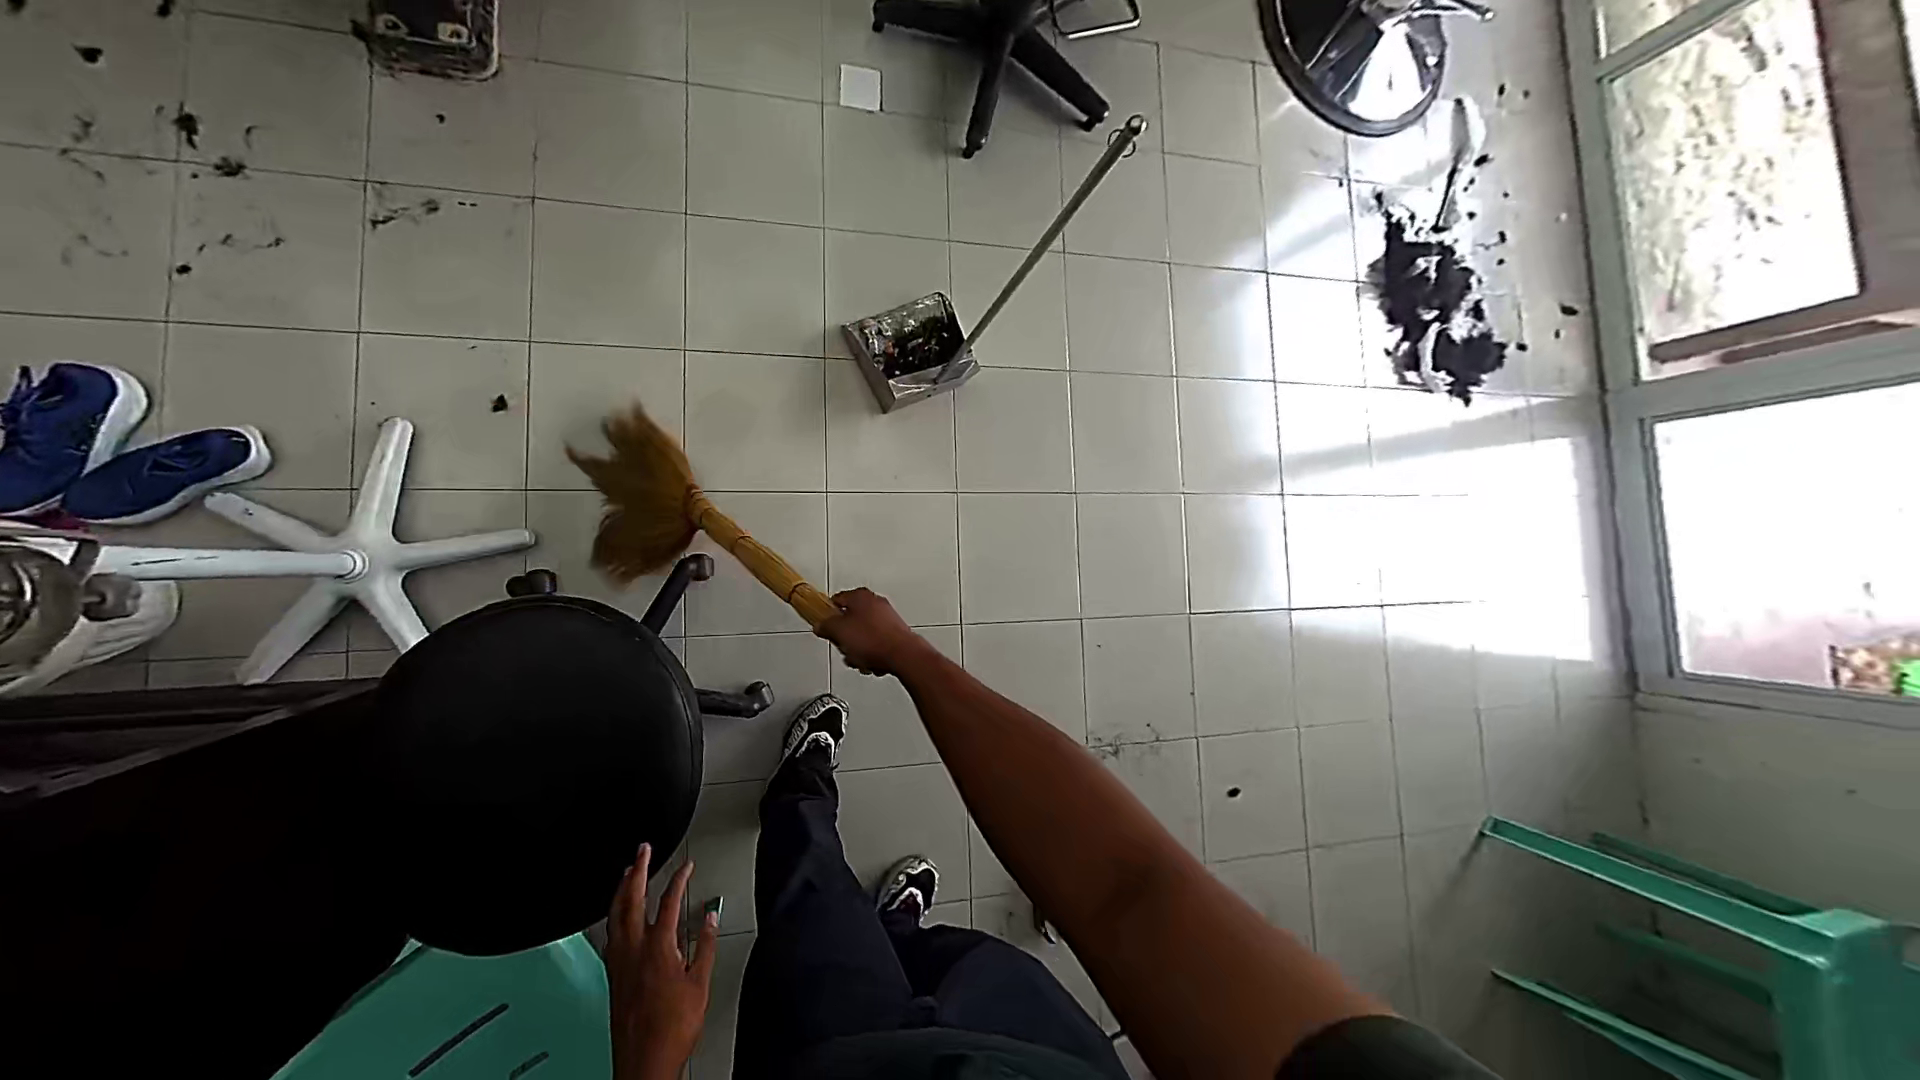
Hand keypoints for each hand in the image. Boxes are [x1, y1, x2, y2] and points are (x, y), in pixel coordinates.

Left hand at [607, 845, 716, 1079]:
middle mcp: (633, 951)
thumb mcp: (700, 984)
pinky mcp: (611, 976)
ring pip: (614, 915)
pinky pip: (609, 934)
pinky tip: (617, 915)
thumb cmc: (673, 1028)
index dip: (680, 878)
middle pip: (631, 899)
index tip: (687, 866)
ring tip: (627, 871)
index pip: (669, 901)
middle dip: (637, 870)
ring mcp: (618, 963)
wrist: (644, 1064)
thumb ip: (705, 945)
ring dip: (621, 889)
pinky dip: (614, 914)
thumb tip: (710, 917)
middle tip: (643, 850)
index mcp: (658, 948)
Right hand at [815, 587, 933, 675]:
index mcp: (860, 596)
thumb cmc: (874, 640)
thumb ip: (825, 626)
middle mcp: (876, 603)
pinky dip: (872, 654)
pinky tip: (871, 662)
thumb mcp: (838, 631)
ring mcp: (887, 618)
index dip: (827, 614)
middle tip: (844, 646)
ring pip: (863, 635)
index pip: (836, 600)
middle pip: (850, 620)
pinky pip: (876, 644)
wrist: (903, 655)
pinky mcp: (895, 634)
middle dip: (845, 638)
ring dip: (857, 649)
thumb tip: (821, 625)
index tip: (824, 624)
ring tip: (859, 658)